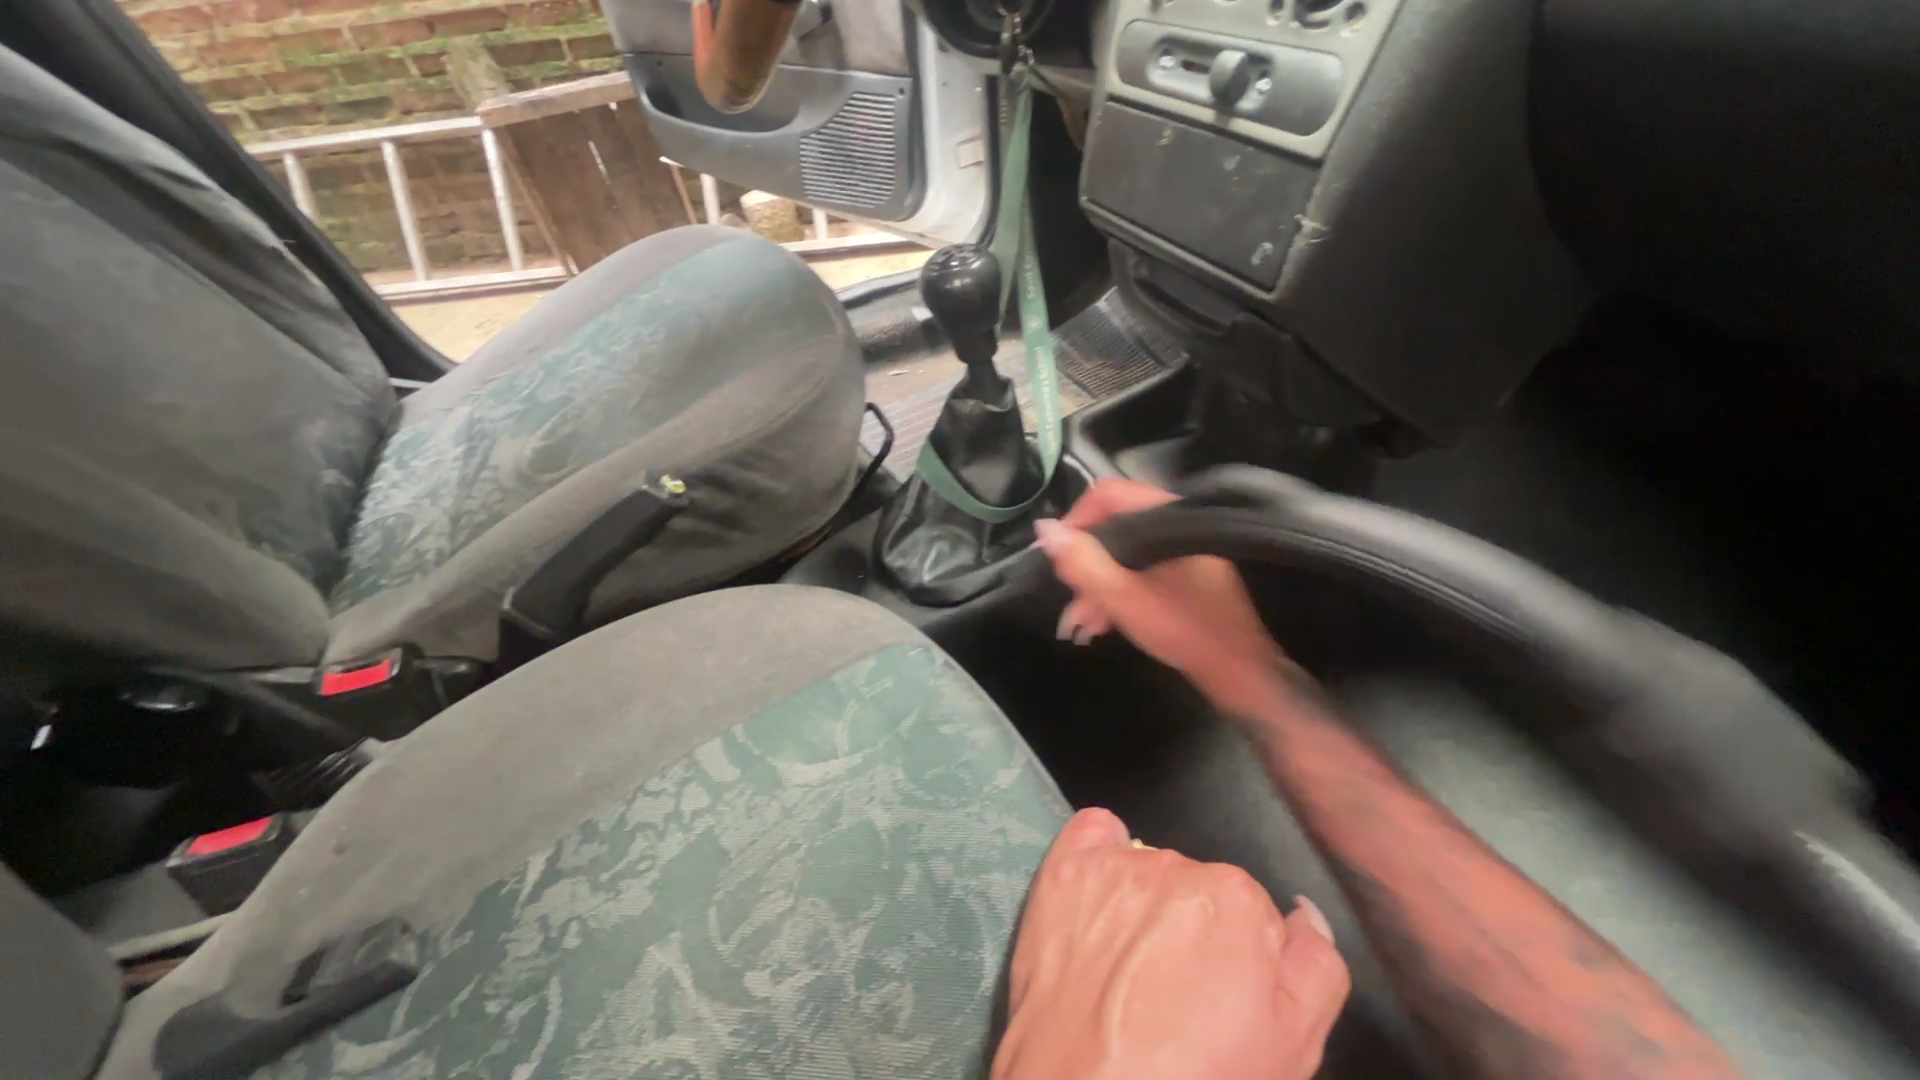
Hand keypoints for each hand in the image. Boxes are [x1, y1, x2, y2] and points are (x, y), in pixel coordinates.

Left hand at [994, 808, 1349, 1079]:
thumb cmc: (1201, 1076)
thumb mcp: (1292, 1044)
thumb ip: (1315, 967)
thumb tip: (1302, 913)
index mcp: (1238, 897)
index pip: (1250, 911)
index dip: (1237, 957)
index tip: (1217, 996)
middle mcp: (1177, 864)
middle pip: (1197, 887)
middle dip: (1192, 928)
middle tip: (1171, 991)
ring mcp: (1115, 865)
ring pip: (1148, 866)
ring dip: (1146, 901)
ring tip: (1127, 964)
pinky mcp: (1064, 870)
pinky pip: (1092, 831)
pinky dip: (1100, 850)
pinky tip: (1099, 887)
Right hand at [1035, 477, 1289, 714]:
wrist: (1238, 671)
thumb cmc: (1185, 630)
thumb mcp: (1123, 598)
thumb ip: (1082, 563)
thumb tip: (1045, 529)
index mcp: (1167, 517)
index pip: (1105, 495)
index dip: (1075, 522)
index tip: (1058, 558)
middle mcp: (1175, 524)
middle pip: (1112, 526)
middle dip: (1085, 565)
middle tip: (1071, 601)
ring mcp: (1181, 549)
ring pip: (1123, 553)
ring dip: (1098, 586)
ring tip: (1083, 624)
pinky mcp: (1184, 573)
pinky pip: (1139, 570)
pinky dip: (1118, 592)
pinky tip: (1103, 622)